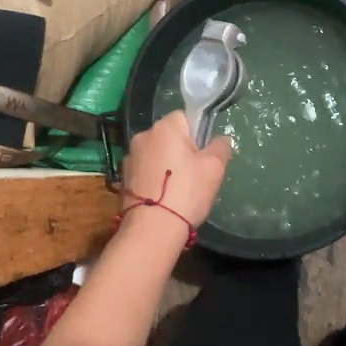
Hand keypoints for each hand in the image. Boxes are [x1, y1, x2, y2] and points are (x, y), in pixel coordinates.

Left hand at [121, 111, 231, 229]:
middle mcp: (142, 136)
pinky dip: (154, 178)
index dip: (198, 134)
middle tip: (195, 174)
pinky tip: (163, 197)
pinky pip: (145, 170)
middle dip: (182, 150)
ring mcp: (129, 157)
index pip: (185, 117)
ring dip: (166, 165)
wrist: (152, 228)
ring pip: (156, 154)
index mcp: (164, 127)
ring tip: (178, 189)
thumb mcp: (214, 168)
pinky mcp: (124, 178)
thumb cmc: (186, 192)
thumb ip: (220, 147)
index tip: (204, 155)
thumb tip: (221, 139)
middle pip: (169, 136)